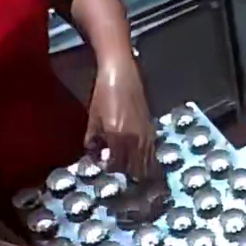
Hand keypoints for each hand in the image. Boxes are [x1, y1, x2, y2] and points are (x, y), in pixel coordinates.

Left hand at [86, 57, 152, 182]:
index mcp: (116, 136)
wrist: (121, 73)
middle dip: (125, 172)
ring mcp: (145, 135)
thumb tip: (94, 154)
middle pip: (133, 168)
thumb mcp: (93, 117)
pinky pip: (151, 152)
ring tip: (131, 170)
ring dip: (138, 169)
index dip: (110, 168)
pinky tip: (141, 159)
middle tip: (119, 170)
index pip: (116, 164)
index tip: (106, 166)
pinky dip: (146, 159)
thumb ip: (93, 139)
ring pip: (145, 163)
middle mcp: (133, 139)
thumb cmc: (103, 93)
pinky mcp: (152, 130)